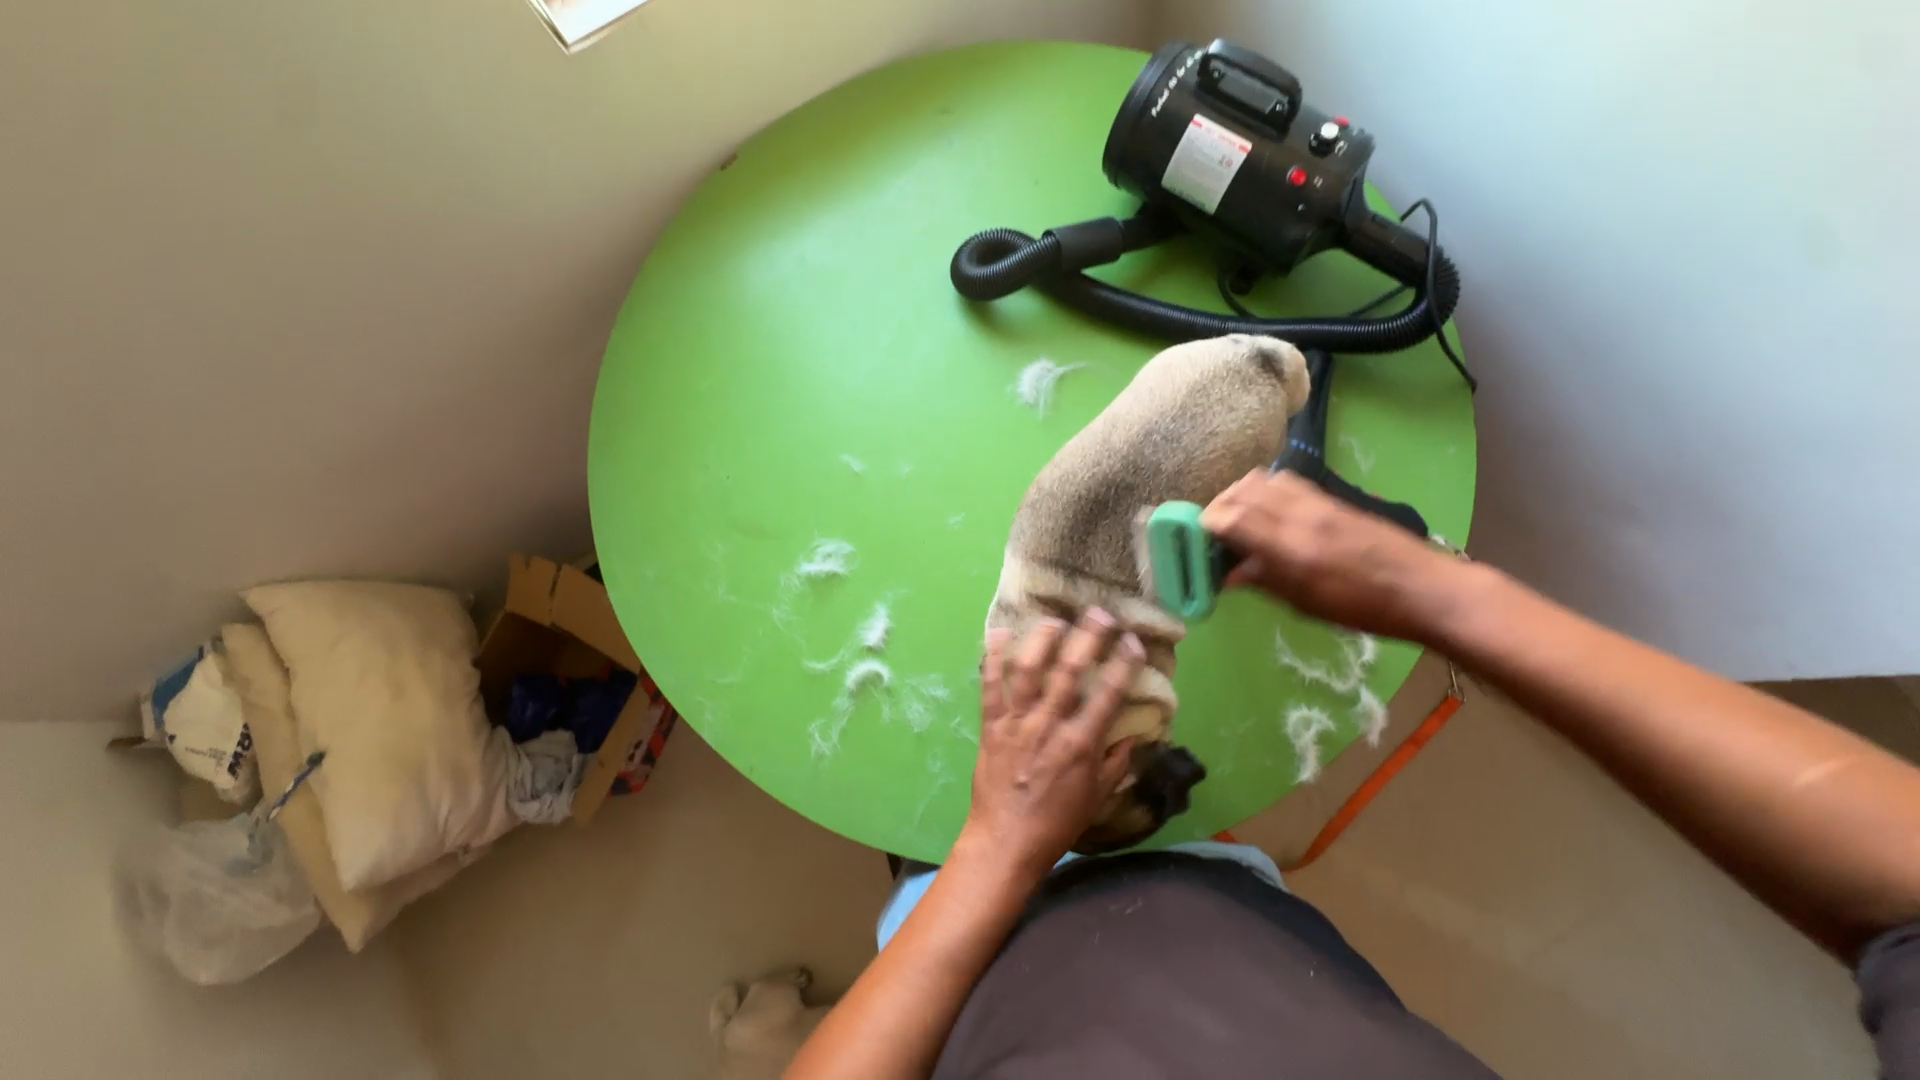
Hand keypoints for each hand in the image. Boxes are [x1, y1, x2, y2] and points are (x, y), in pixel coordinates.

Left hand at [964, 611, 1144, 875]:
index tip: (1133, 641)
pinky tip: (1000, 633)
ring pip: (1028, 671)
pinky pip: (990, 686)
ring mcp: (1016, 723)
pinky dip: (993, 658)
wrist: (1006, 841)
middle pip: (1070, 672)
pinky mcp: (990, 726)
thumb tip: (1136, 735)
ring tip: (1055, 620)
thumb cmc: (1057, 823)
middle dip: (1087, 638)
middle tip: (1100, 613)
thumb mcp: (1097, 797)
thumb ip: (1117, 764)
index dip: (1123, 664)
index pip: (1109, 695)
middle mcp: (1049, 726)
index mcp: (1081, 745)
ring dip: (1042, 640)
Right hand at [1200, 469, 1473, 642]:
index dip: (1206, 524)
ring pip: (1263, 480)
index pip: (1232, 517)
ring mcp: (1318, 502)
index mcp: (1291, 547)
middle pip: (1242, 492)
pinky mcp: (1332, 499)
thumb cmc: (1364, 609)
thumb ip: (1263, 581)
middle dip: (1218, 507)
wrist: (1426, 589)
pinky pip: (1287, 482)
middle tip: (1212, 532)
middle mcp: (1301, 516)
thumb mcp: (1305, 605)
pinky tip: (1268, 514)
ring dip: (1241, 495)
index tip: (1196, 541)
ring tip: (1238, 521)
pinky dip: (1265, 492)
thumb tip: (1227, 574)